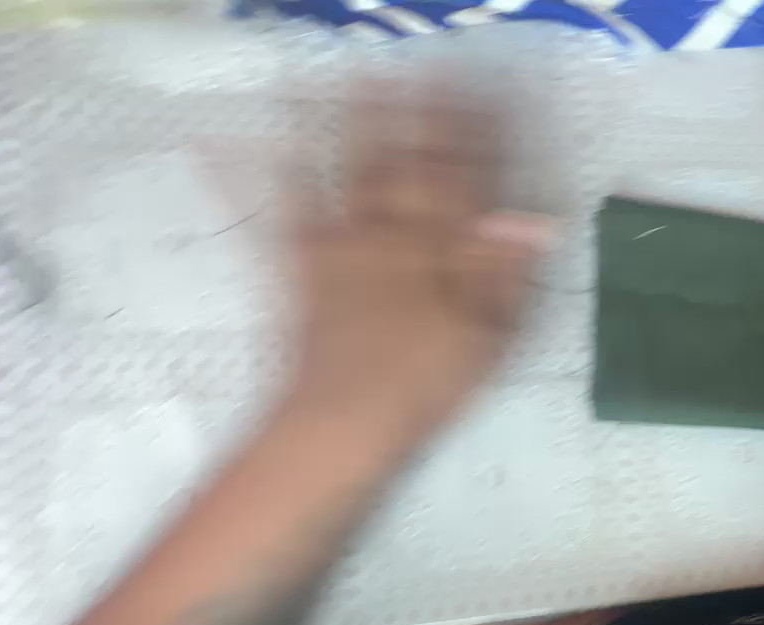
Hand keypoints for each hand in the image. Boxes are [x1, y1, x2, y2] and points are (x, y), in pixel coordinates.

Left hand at [282, 86, 552, 441]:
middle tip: (424, 65)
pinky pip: (272, 209)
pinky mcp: (296, 265)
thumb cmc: (428, 383)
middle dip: (418, 111)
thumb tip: (534, 222)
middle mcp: (384, 233)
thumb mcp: (488, 336)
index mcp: (437, 253)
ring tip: (354, 71)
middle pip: (404, 161)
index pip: (465, 182)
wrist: (343, 420)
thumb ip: (505, 273)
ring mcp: (333, 244)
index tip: (491, 94)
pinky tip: (229, 136)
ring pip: (342, 170)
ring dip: (348, 118)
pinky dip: (249, 171)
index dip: (479, 137)